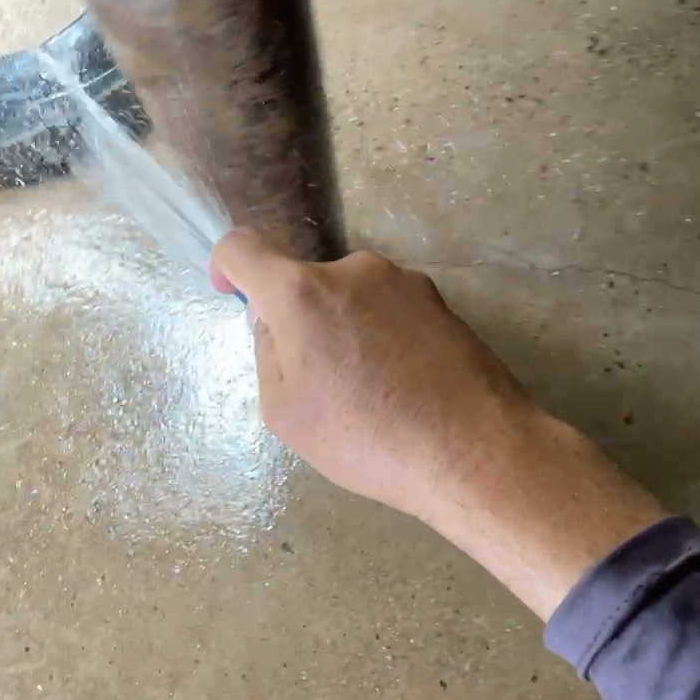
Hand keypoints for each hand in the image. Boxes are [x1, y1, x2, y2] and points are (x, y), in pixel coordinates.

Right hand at [210, 231, 663, 616]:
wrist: (474, 451)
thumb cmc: (366, 438)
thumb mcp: (284, 411)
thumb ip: (267, 351)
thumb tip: (273, 319)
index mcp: (301, 292)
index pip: (242, 247)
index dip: (225, 267)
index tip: (232, 294)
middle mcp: (353, 269)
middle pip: (302, 281)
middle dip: (297, 319)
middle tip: (318, 381)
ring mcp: (403, 281)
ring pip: (348, 296)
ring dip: (342, 328)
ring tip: (370, 391)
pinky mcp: (440, 300)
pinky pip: (387, 309)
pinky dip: (380, 336)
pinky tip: (402, 384)